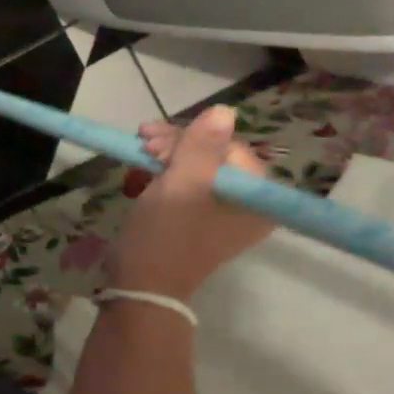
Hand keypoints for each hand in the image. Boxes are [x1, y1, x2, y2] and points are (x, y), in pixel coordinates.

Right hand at [112, 106, 272, 301]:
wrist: (142, 282)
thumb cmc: (166, 234)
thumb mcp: (181, 185)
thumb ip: (201, 147)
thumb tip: (225, 111)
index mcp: (255, 198)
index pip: (232, 148)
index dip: (192, 137)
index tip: (151, 139)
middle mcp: (249, 204)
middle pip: (216, 155)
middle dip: (177, 144)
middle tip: (140, 142)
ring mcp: (224, 212)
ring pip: (199, 166)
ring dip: (167, 155)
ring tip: (138, 153)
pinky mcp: (201, 217)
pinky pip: (190, 183)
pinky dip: (166, 172)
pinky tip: (144, 170)